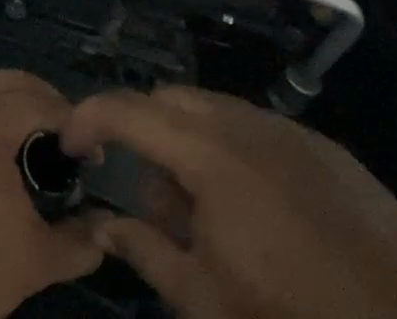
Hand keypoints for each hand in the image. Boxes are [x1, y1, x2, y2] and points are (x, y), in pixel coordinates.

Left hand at [0, 68, 104, 317]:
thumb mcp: (31, 263)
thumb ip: (78, 243)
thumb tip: (102, 230)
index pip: (43, 101)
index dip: (74, 124)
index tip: (88, 157)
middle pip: (7, 80)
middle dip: (41, 102)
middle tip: (61, 139)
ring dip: (2, 97)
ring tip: (21, 134)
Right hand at [63, 87, 396, 318]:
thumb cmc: (294, 316)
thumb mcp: (204, 298)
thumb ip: (143, 251)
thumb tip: (102, 226)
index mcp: (208, 153)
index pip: (124, 109)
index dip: (85, 119)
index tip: (68, 146)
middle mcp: (246, 123)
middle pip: (168, 99)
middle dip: (139, 130)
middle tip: (144, 192)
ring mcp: (292, 132)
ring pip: (214, 109)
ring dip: (186, 140)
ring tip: (200, 208)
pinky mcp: (329, 150)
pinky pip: (259, 128)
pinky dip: (232, 149)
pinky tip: (253, 209)